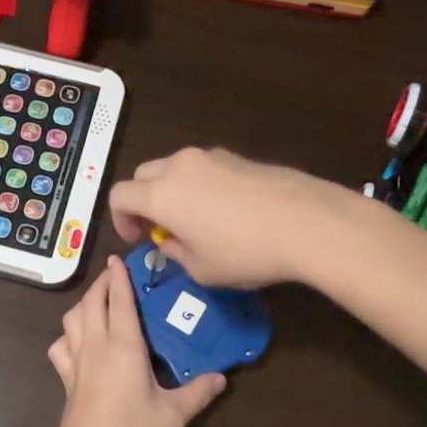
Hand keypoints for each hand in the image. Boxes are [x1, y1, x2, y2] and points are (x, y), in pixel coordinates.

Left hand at [45, 256, 225, 426]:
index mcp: (123, 345)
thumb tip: (221, 377)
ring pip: (72, 319)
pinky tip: (77, 341)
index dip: (120, 277)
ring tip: (98, 301)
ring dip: (84, 303)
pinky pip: (61, 346)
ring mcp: (76, 361)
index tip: (120, 259)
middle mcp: (96, 345)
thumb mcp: (173, 415)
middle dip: (102, 283)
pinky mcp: (66, 379)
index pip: (120, 300)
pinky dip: (68, 335)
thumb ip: (197, 393)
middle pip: (92, 302)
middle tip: (114, 275)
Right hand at [107, 147, 357, 288]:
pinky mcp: (237, 156)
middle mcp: (178, 166)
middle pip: (143, 176)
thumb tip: (171, 241)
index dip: (120, 220)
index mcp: (160, 194)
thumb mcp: (202, 269)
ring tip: (195, 220)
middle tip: (160, 229)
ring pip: (174, 169)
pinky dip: (199, 186)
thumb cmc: (245, 252)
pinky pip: (203, 169)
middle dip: (143, 201)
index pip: (119, 196)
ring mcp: (210, 157)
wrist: (306, 222)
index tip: (138, 240)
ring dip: (172, 191)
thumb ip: (176, 253)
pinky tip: (225, 212)